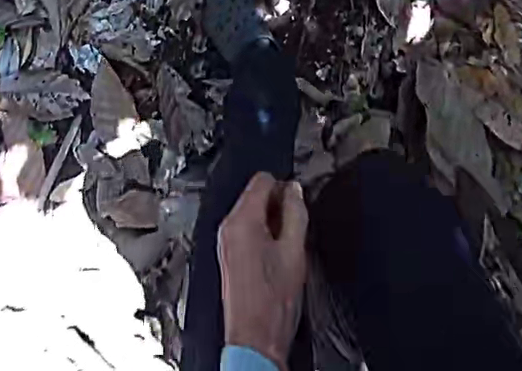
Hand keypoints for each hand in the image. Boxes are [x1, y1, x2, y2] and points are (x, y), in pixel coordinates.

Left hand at [217, 172, 307, 370]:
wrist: (254, 341)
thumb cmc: (273, 303)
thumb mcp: (294, 251)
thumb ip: (296, 214)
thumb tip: (294, 190)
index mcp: (242, 220)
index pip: (262, 180)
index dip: (283, 187)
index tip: (296, 201)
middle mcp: (228, 226)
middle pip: (254, 195)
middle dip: (276, 205)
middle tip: (294, 226)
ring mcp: (225, 241)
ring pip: (250, 212)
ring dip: (269, 221)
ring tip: (285, 245)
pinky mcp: (227, 255)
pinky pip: (244, 230)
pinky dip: (260, 234)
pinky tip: (274, 256)